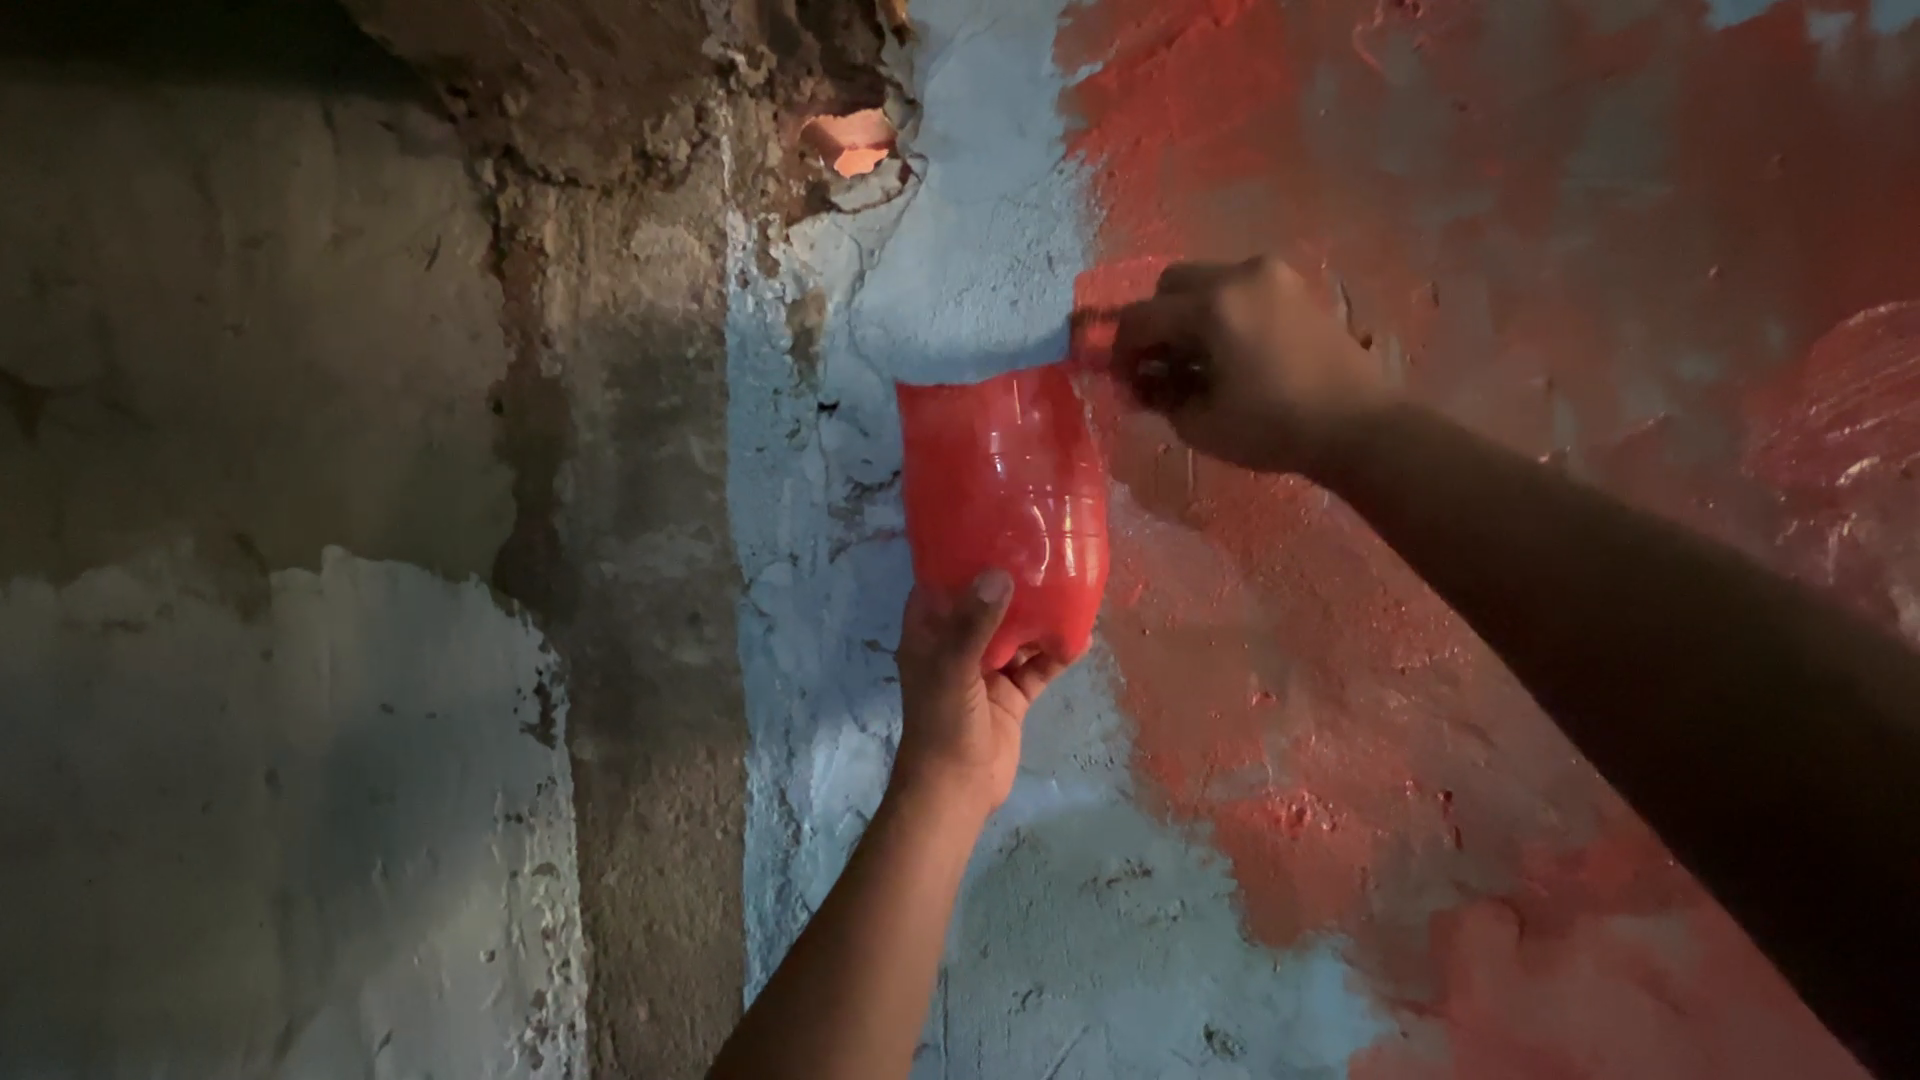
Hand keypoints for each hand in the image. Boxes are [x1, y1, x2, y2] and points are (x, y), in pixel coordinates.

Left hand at [892, 569, 1066, 815]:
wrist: (957, 790)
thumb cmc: (942, 723)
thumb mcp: (953, 667)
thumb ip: (975, 623)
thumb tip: (999, 575)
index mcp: (930, 634)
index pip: (940, 585)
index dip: (960, 558)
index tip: (990, 528)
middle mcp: (957, 645)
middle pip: (985, 604)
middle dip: (1010, 582)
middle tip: (1042, 550)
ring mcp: (987, 670)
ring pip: (1016, 633)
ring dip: (1038, 616)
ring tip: (1068, 584)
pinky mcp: (1012, 694)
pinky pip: (1037, 666)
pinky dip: (1056, 654)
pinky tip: (1080, 636)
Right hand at [1111, 255, 1392, 475]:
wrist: (1359, 425)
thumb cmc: (1273, 428)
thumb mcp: (1200, 424)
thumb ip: (1160, 397)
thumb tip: (1143, 383)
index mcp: (1212, 306)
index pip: (1141, 317)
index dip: (1120, 349)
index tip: (1122, 378)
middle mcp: (1240, 275)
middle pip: (1170, 284)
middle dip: (1155, 322)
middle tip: (1158, 365)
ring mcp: (1273, 276)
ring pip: (1206, 282)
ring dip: (1188, 315)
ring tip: (1197, 361)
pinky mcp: (1296, 288)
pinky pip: (1239, 289)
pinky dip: (1221, 313)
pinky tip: (1229, 353)